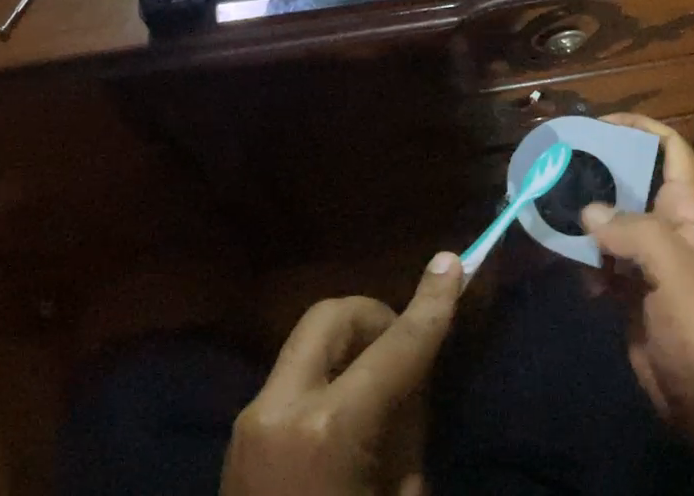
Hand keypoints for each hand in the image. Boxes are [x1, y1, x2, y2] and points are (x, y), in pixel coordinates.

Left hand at [222, 253, 462, 495]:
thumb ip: (409, 425)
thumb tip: (413, 371)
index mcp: (330, 430)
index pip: (395, 348)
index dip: (430, 304)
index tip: (452, 263)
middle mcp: (281, 406)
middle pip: (331, 315)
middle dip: (375, 315)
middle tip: (404, 350)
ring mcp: (252, 416)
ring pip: (309, 340)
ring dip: (350, 345)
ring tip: (379, 388)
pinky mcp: (241, 430)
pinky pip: (294, 374)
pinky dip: (328, 372)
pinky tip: (348, 414)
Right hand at [583, 114, 693, 494]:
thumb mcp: (679, 276)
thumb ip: (636, 234)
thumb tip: (587, 211)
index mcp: (691, 214)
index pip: (671, 152)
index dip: (638, 129)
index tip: (595, 124)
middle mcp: (669, 229)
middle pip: (632, 181)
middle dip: (597, 167)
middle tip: (553, 159)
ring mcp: (648, 261)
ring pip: (610, 219)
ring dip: (581, 212)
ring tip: (544, 201)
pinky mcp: (629, 290)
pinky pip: (599, 259)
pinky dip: (580, 256)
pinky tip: (564, 261)